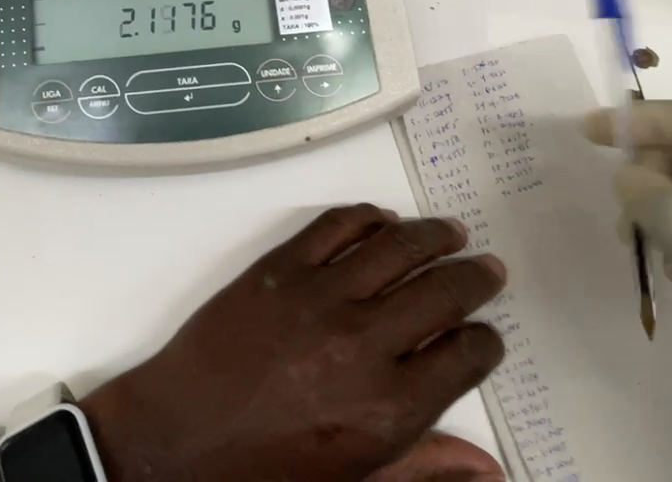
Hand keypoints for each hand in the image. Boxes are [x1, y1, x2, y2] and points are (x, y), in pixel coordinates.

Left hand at [80, 204, 506, 481]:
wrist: (181, 437)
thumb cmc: (264, 469)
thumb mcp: (355, 481)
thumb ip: (425, 469)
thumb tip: (490, 468)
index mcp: (388, 406)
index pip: (466, 356)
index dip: (485, 341)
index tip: (485, 334)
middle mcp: (364, 343)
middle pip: (443, 292)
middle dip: (474, 278)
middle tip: (487, 269)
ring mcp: (320, 296)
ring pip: (396, 246)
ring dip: (433, 235)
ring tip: (451, 233)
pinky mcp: (281, 268)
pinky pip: (335, 225)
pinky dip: (366, 216)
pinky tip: (383, 218)